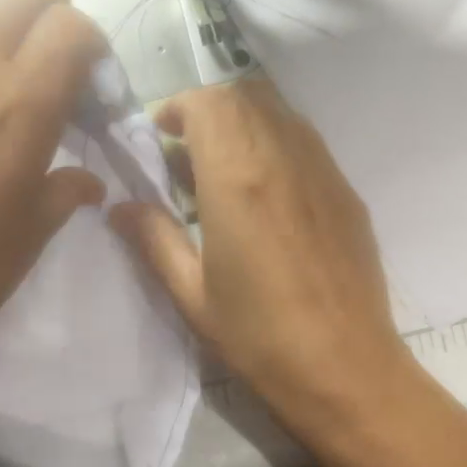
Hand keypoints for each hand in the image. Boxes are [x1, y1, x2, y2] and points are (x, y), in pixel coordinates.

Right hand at [108, 76, 415, 426]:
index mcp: (238, 177)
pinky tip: (265, 200)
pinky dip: (276, 148)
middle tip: (186, 156)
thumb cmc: (259, 338)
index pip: (207, 103)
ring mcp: (323, 172)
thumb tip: (120, 207)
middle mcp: (284, 157)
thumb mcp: (193, 295)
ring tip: (222, 175)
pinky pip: (306, 146)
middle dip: (209, 112)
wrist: (344, 368)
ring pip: (280, 115)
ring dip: (244, 126)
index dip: (178, 108)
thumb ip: (155, 240)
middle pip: (245, 97)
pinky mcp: (347, 195)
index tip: (159, 137)